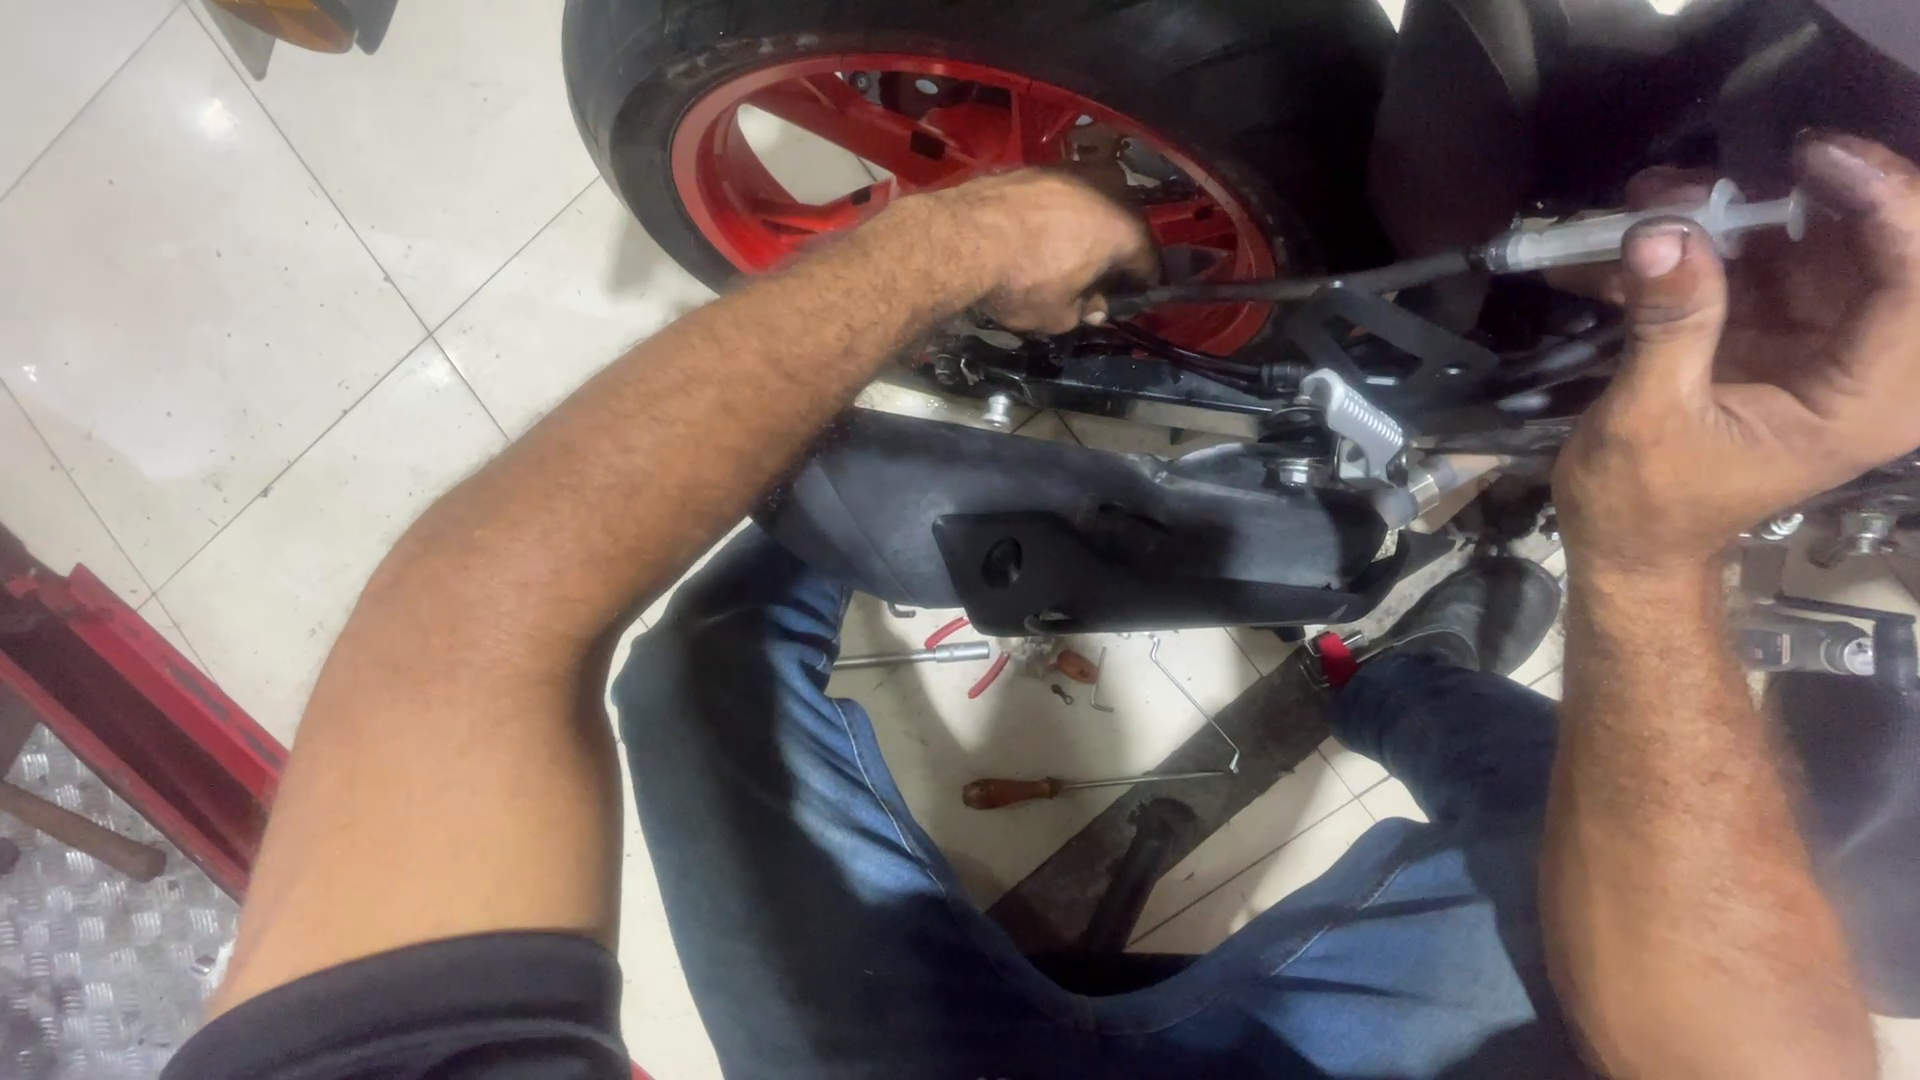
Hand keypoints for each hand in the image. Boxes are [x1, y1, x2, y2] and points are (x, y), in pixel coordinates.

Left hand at [927, 170, 1156, 333]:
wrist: (965, 237)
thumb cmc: (1023, 282)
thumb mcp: (1058, 316)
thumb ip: (1084, 311)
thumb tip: (1094, 308)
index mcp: (1123, 230)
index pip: (1148, 260)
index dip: (1144, 282)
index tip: (1136, 295)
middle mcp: (1108, 190)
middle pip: (1124, 222)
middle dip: (1117, 247)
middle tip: (1103, 272)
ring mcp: (1072, 170)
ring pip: (1093, 200)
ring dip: (1088, 223)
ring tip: (1072, 249)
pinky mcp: (1037, 166)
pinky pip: (1060, 193)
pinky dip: (1059, 211)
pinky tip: (1043, 230)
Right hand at [1552, 134, 1919, 576]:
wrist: (1627, 548)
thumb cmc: (1643, 503)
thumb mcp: (1648, 418)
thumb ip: (1668, 326)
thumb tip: (1659, 233)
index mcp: (1872, 396)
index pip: (1916, 276)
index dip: (1882, 202)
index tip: (1808, 156)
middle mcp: (1865, 362)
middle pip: (1864, 250)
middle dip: (1782, 204)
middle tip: (1690, 184)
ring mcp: (1816, 350)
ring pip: (1799, 254)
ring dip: (1724, 223)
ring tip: (1645, 204)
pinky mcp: (1767, 346)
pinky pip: (1745, 280)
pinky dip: (1688, 260)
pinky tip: (1624, 251)